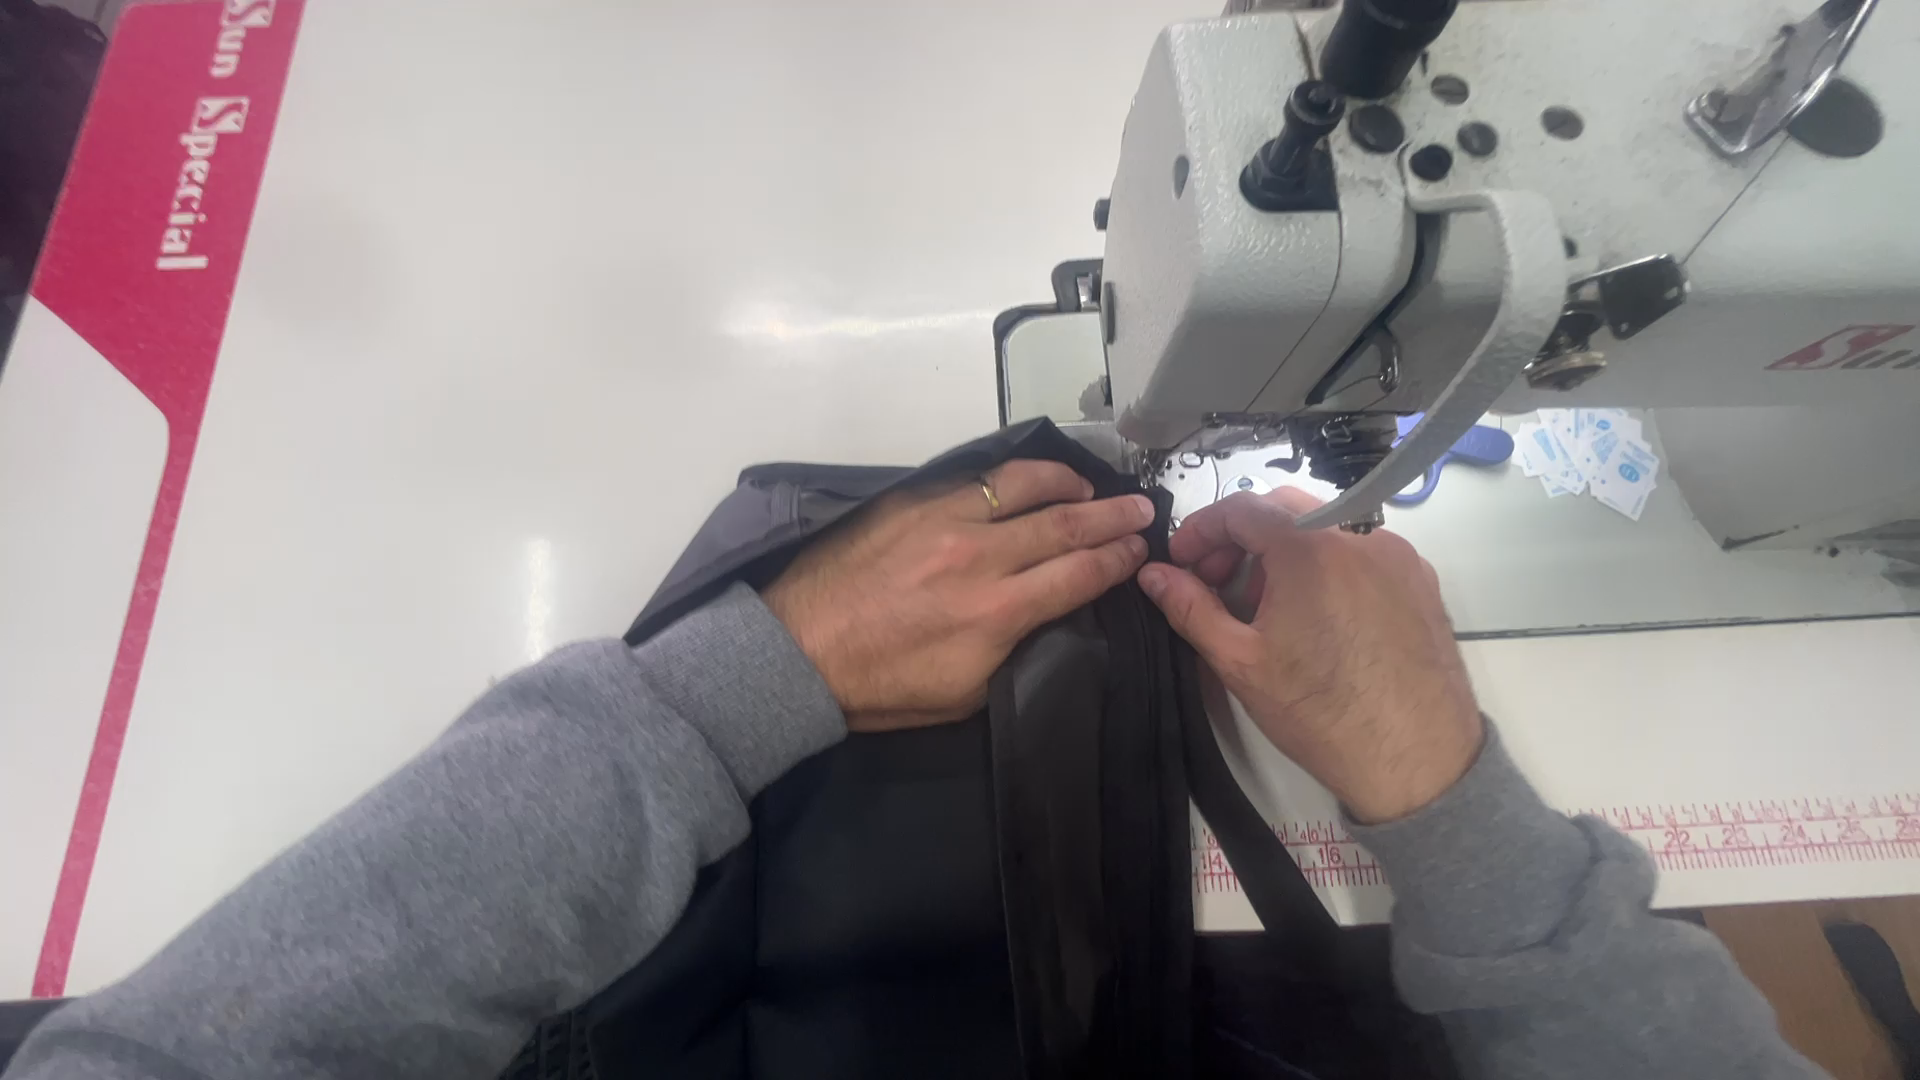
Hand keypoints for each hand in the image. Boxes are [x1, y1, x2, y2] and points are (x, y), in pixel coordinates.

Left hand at [762, 460, 1153, 732]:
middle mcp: (980, 555)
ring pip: (1022, 484)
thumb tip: (1045, 611)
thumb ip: (1015, 647)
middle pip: (1065, 524)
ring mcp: (944, 519)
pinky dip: (1011, 479)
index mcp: (998, 611)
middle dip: (1112, 515)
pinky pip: (975, 479)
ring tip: (1087, 486)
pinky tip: (1024, 483)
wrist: (799, 652)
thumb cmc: (881, 688)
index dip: (1118, 559)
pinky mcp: (912, 501)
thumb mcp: (965, 694)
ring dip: (1065, 483)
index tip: (1138, 550)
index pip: (1081, 573)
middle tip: (1140, 507)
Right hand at [1136, 488, 1482, 822]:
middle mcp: (1360, 536)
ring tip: (1262, 605)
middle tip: (1215, 580)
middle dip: (1238, 536)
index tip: (1181, 561)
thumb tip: (1153, 575)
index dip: (1199, 529)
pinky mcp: (1419, 579)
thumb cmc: (1320, 712)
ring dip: (1279, 549)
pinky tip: (1311, 614)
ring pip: (1321, 525)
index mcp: (1311, 548)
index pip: (1240, 507)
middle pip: (1281, 508)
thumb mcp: (1238, 660)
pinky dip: (1322, 563)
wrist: (1418, 763)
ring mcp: (1397, 555)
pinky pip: (1357, 549)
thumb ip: (1188, 607)